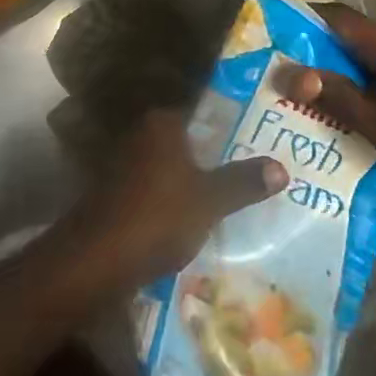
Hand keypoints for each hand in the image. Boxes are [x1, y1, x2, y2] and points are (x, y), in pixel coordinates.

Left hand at [67, 108, 287, 289]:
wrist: (94, 261)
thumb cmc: (157, 217)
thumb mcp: (210, 200)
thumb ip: (244, 181)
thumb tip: (281, 167)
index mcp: (162, 124)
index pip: (204, 114)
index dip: (232, 128)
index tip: (260, 142)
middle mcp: (140, 136)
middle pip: (188, 143)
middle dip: (215, 158)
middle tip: (253, 173)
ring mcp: (123, 166)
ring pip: (171, 170)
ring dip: (193, 184)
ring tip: (232, 200)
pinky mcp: (115, 196)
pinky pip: (156, 192)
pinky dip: (173, 203)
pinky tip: (195, 222)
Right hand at [282, 5, 375, 213]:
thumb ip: (343, 101)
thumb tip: (292, 73)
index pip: (339, 18)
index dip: (301, 19)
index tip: (266, 36)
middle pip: (347, 40)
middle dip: (309, 53)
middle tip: (272, 77)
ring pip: (361, 63)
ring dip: (330, 76)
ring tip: (295, 101)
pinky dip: (352, 91)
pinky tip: (337, 120)